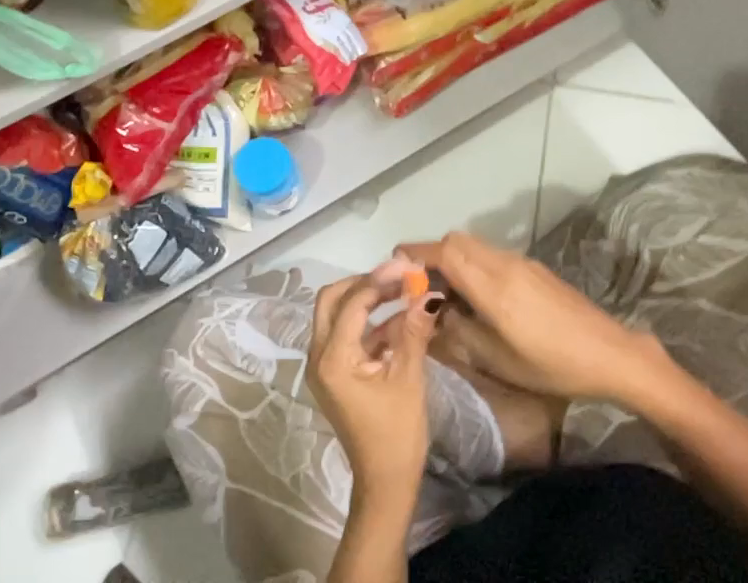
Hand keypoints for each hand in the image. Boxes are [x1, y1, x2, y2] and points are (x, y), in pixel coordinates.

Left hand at [308, 261, 437, 498]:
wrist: (385, 482)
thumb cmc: (396, 434)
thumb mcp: (409, 379)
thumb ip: (414, 331)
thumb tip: (429, 293)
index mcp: (332, 359)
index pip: (352, 303)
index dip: (380, 279)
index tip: (408, 266)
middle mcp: (318, 357)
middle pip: (332, 301)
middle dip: (365, 283)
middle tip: (399, 276)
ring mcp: (324, 365)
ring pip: (337, 316)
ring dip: (368, 300)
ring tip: (405, 290)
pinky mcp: (336, 373)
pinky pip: (348, 335)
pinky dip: (371, 322)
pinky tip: (401, 318)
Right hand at [397, 233, 667, 405]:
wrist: (610, 354)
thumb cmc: (552, 365)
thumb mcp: (498, 359)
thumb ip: (459, 331)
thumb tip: (433, 312)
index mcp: (494, 286)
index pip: (446, 251)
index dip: (417, 254)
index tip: (396, 267)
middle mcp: (506, 265)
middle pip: (458, 241)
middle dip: (431, 255)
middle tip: (417, 285)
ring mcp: (523, 263)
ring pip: (475, 246)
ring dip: (453, 260)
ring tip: (444, 294)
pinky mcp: (534, 269)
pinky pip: (492, 255)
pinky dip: (473, 265)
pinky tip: (476, 298)